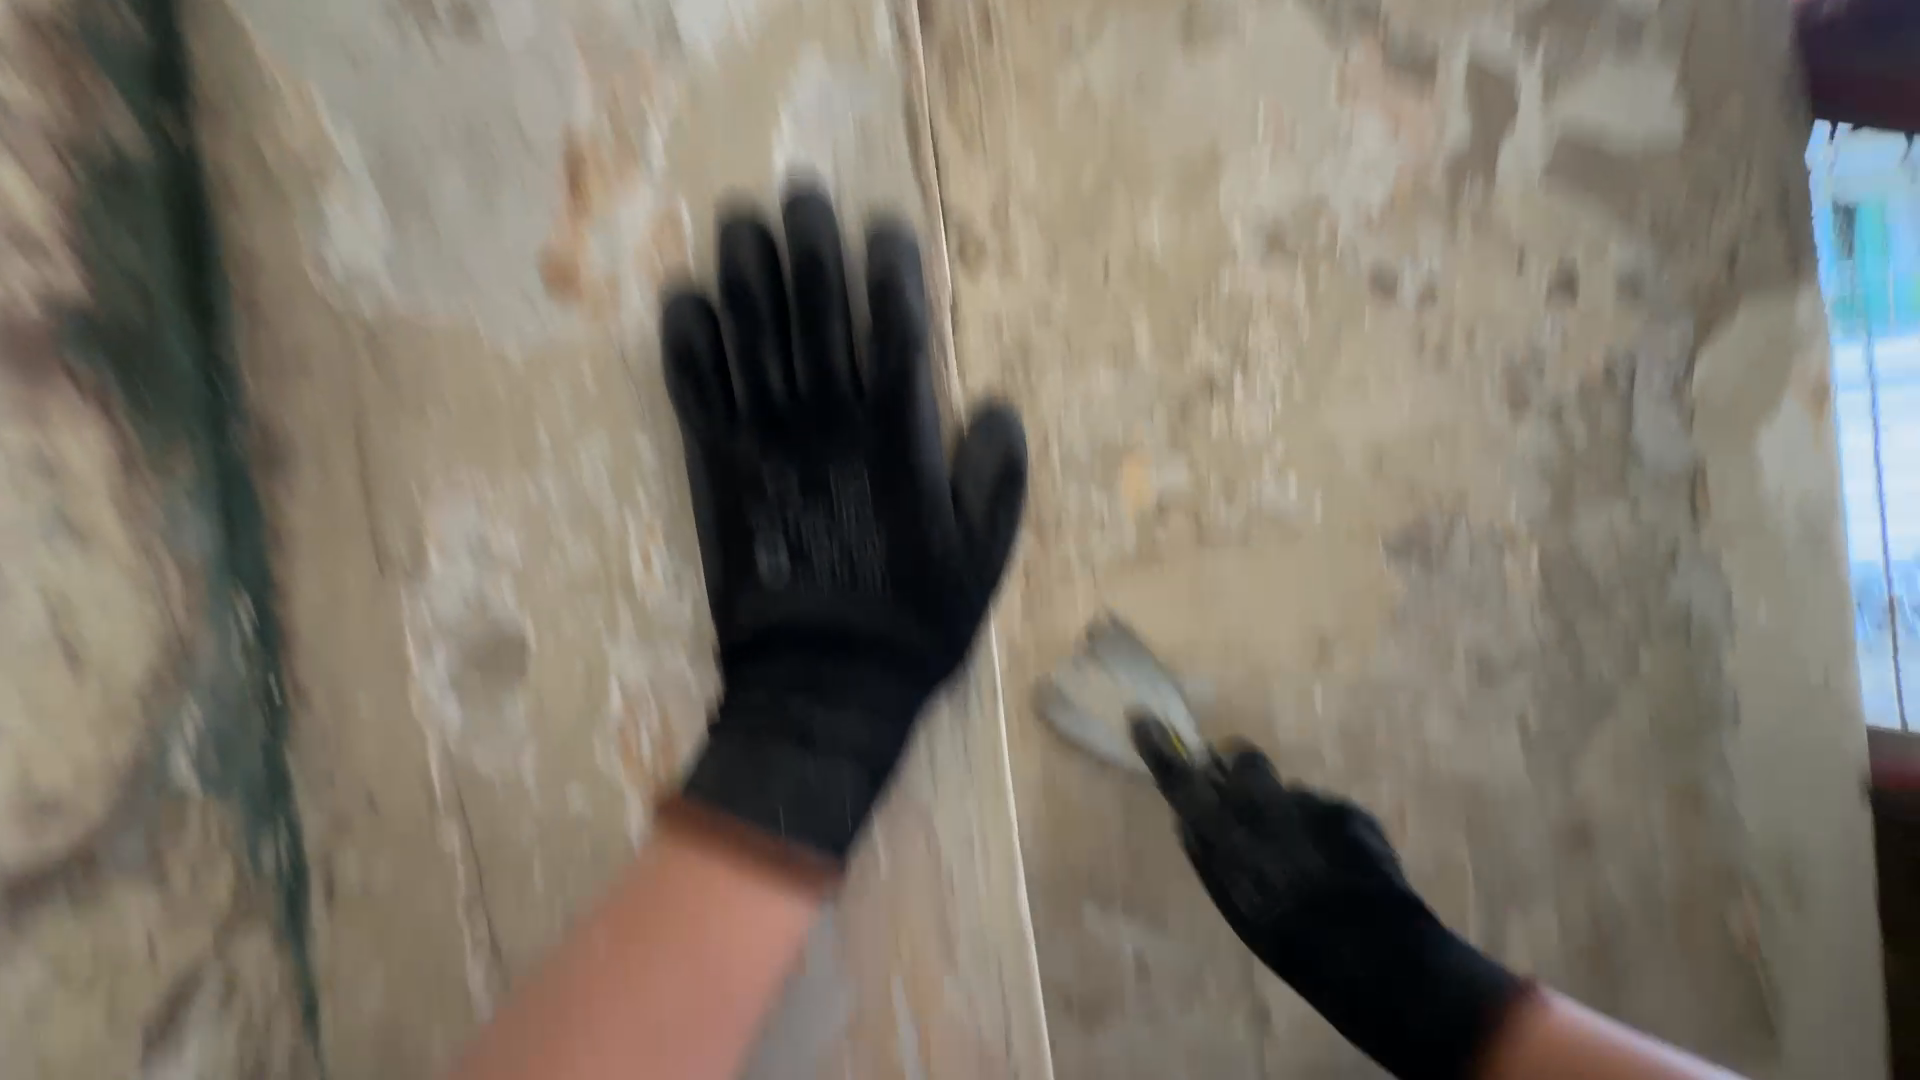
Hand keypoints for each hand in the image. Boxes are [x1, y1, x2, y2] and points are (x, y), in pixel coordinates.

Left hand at [662, 188, 1026, 867]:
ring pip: (752, 338)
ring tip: (739, 220)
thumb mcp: (985, 556)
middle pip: (816, 315)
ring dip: (745, 273)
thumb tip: (993, 404)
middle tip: (801, 194)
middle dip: (811, 248)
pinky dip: (687, 344)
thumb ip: (998, 474)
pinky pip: (696, 394)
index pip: (897, 332)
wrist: (824, 683)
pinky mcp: (715, 471)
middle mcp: (829, 424)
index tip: (885, 228)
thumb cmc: (913, 620)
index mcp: (899, 440)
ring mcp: (765, 443)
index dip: (892, 273)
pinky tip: (683, 298)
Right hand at [1132, 722, 1527, 1079]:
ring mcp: (1308, 801)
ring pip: (1287, 788)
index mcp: (1223, 832)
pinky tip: (1337, 864)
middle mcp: (1261, 804)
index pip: (1178, 777)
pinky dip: (1324, 828)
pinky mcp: (1347, 808)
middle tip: (1248, 798)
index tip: (1141, 718)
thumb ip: (1208, 852)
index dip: (1158, 747)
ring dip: (1287, 808)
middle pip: (1242, 757)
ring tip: (1305, 853)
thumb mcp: (1230, 902)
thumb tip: (1190, 820)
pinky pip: (1324, 808)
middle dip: (1241, 770)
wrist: (1373, 954)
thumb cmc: (1286, 938)